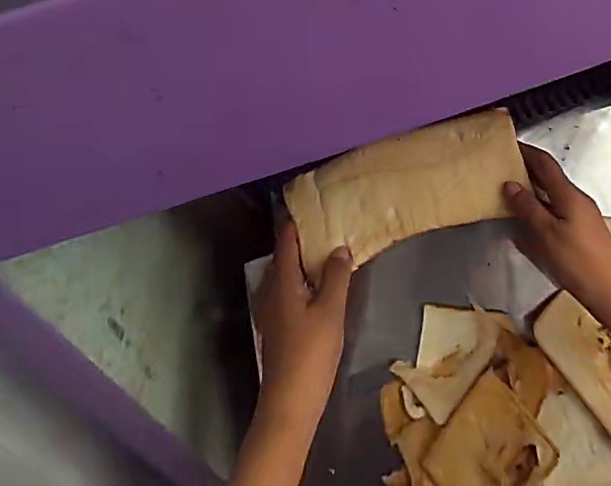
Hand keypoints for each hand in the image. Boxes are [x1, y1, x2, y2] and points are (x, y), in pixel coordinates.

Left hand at [253, 221, 352, 420]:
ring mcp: (271, 310)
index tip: (313, 205)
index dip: (297, 221)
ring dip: (304, 262)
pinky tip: (320, 288)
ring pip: (286, 275)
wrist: (289, 405)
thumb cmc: (310, 353)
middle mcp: (271, 290)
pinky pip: (288, 290)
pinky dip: (302, 281)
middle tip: (329, 226)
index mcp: (281, 281)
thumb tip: (339, 248)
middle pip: (284, 256)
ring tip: (329, 253)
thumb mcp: (331, 311)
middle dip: (303, 240)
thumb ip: (336, 276)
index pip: (285, 240)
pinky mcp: (277, 326)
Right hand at [503, 144, 610, 321]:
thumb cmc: (580, 263)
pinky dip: (540, 209)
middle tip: (503, 169)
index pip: (545, 163)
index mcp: (568, 195)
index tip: (509, 145)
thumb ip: (528, 208)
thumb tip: (510, 185)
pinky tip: (528, 224)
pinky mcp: (583, 234)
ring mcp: (582, 217)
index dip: (527, 151)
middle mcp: (577, 200)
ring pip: (553, 196)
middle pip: (549, 177)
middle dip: (527, 170)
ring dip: (533, 191)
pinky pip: (557, 212)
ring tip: (510, 194)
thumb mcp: (547, 235)